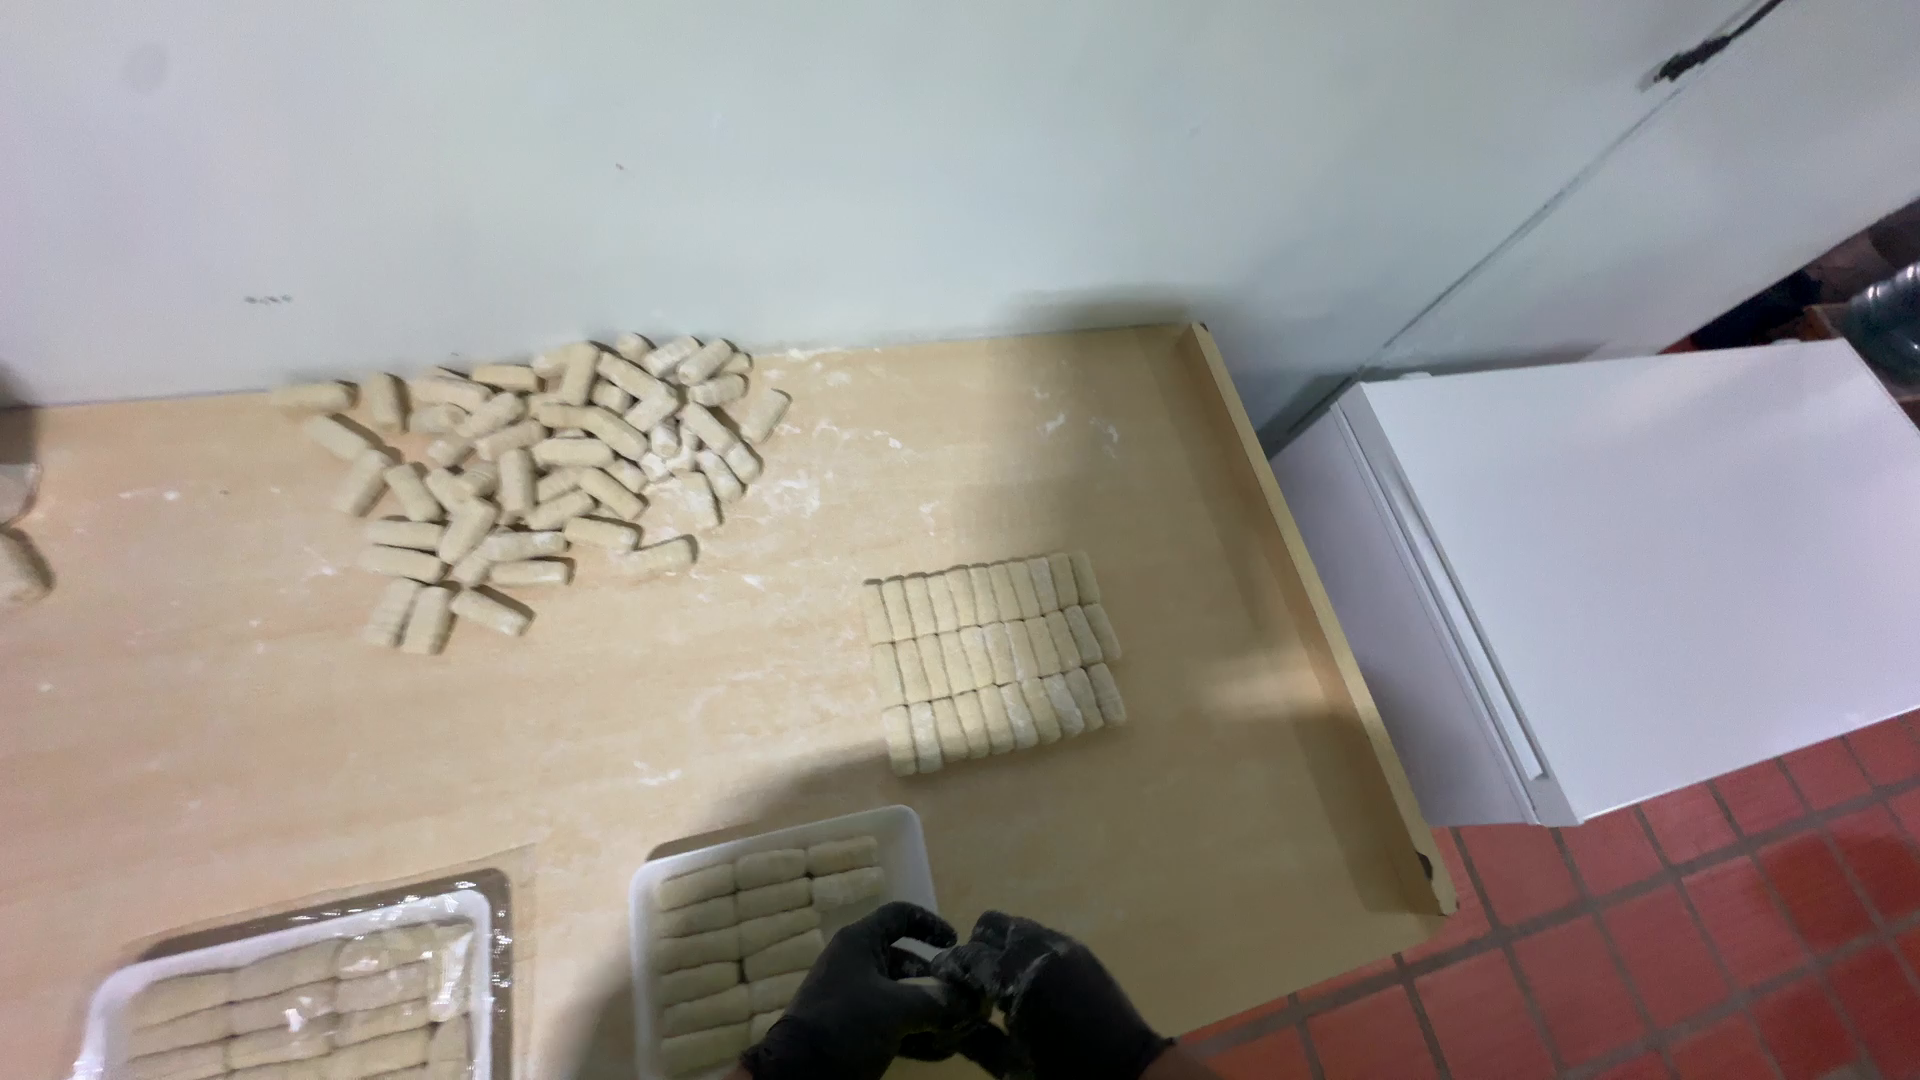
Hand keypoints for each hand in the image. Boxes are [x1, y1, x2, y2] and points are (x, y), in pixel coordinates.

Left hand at [740, 901, 987, 1079]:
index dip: (929, 923)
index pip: (899, 915)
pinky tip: (941, 1048)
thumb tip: (971, 1000)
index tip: (955, 943)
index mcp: (859, 942)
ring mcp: (853, 996)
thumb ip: (935, 1001)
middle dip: (934, 976)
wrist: (795, 1075)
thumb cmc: (845, 1025)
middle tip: (960, 993)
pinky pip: (891, 1020)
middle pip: (903, 958)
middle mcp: (856, 962)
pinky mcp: (852, 1028)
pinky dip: (915, 1030)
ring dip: (928, 1007)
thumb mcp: (895, 1009)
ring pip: (900, 993)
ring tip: (957, 1024)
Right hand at [934, 911, 1171, 1079]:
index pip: (970, 955)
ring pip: (1017, 925)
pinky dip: (1026, 951)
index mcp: (1019, 976)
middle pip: (992, 925)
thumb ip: (978, 1040)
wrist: (1129, 1073)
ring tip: (1002, 982)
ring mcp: (1062, 943)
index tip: (938, 977)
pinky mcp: (1078, 948)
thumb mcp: (1014, 1067)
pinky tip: (1029, 982)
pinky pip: (1041, 936)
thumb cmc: (1065, 1074)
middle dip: (977, 949)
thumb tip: (950, 1020)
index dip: (950, 966)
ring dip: (1003, 947)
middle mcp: (1039, 948)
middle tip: (974, 982)